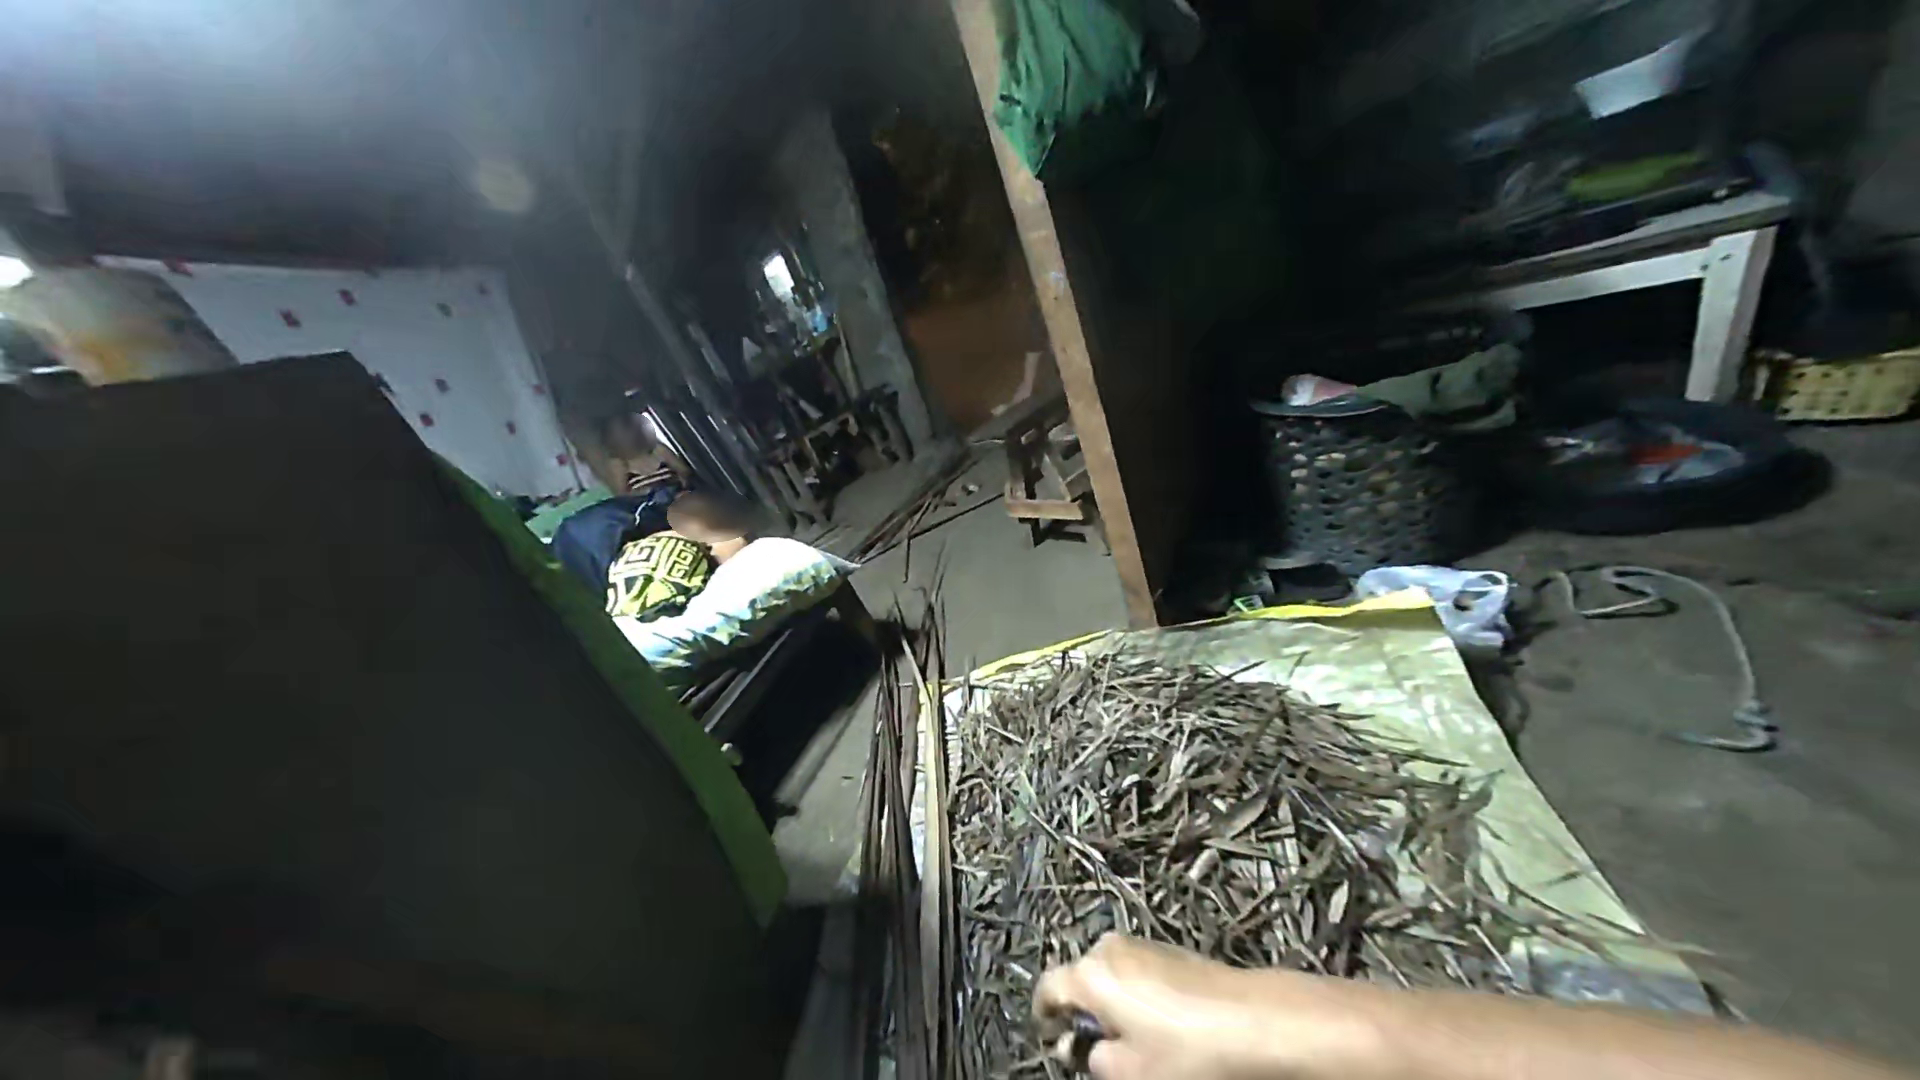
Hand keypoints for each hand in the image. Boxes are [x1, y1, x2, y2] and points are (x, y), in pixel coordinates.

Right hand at [1033, 934, 1374, 1079]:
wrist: (1249, 1018)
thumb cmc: (1184, 1051)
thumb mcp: (1131, 1072)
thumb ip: (1095, 1060)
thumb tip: (1088, 1050)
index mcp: (1090, 973)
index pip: (1047, 987)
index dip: (1044, 1015)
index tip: (1053, 1039)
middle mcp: (1107, 948)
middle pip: (1079, 979)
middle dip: (1082, 1012)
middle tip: (1097, 1048)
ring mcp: (1138, 943)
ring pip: (1108, 974)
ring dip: (1110, 1003)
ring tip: (1133, 1040)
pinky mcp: (1165, 948)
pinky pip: (1134, 970)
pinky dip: (1134, 994)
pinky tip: (1160, 1024)